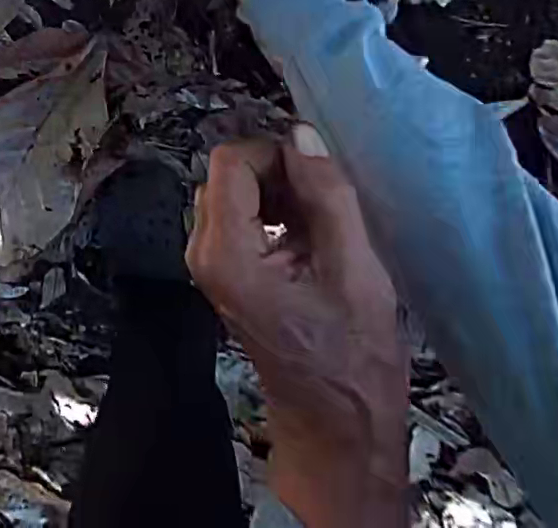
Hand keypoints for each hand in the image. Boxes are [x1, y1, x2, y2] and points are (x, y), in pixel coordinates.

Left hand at [187, 128, 406, 527]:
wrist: (334, 424)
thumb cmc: (352, 358)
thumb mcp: (357, 273)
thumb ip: (327, 197)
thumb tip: (302, 133)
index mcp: (224, 252)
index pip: (229, 162)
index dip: (273, 154)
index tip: (317, 175)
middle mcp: (201, 248)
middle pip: (225, 174)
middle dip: (275, 175)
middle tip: (323, 203)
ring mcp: (205, 258)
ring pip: (230, 190)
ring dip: (275, 192)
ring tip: (320, 223)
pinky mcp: (218, 266)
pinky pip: (235, 214)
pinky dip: (269, 211)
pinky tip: (306, 236)